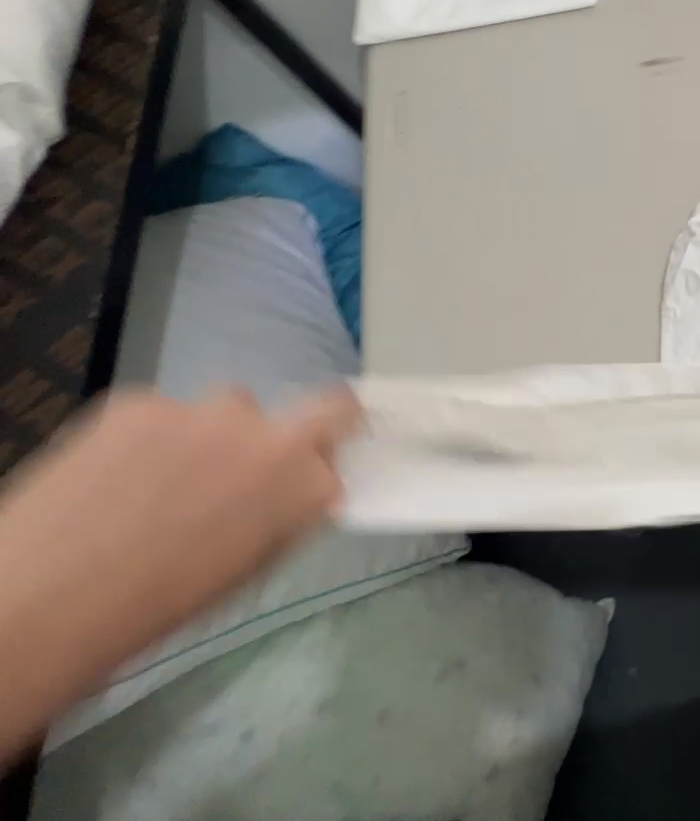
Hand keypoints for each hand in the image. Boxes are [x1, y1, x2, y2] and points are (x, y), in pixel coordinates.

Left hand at [0, 387, 359, 757]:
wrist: (37, 606)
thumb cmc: (160, 602)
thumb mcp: (257, 558)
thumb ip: (293, 506)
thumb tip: (305, 485)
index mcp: (312, 484)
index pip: (353, 433)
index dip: (332, 446)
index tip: (310, 463)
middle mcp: (277, 438)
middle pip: (321, 403)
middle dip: (301, 423)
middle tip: (248, 461)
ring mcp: (208, 415)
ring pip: (230, 406)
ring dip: (216, 430)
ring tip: (164, 472)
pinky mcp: (139, 404)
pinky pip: (161, 411)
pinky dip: (148, 435)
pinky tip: (113, 474)